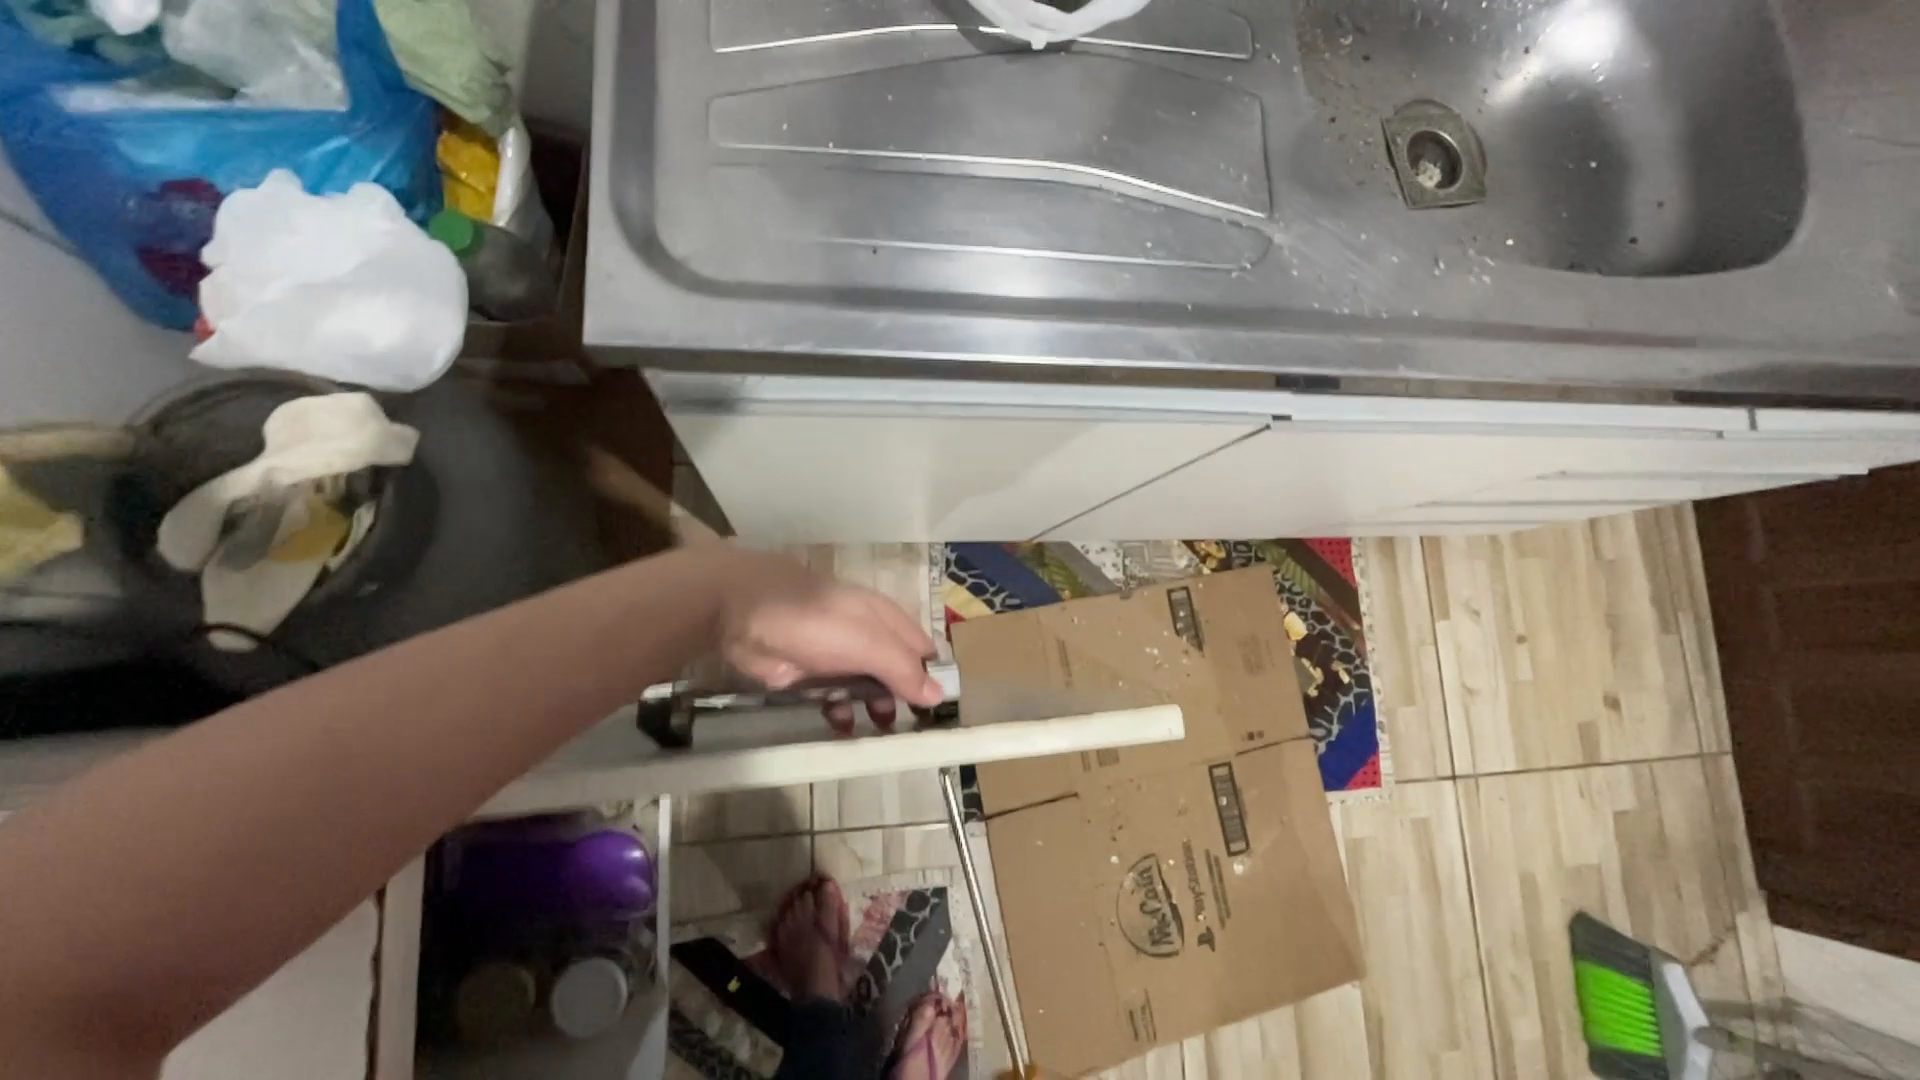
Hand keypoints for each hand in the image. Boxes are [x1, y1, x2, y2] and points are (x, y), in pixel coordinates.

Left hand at [695, 548, 943, 731]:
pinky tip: (841, 726)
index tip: (941, 711)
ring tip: (878, 730)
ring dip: (873, 708)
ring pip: (864, 687)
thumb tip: (939, 695)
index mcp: (883, 618)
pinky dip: (840, 712)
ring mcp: (834, 655)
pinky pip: (832, 697)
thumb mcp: (866, 642)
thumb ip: (902, 669)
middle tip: (909, 729)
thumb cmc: (813, 620)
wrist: (740, 613)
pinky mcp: (806, 675)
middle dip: (903, 698)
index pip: (920, 648)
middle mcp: (863, 635)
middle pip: (894, 671)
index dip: (932, 676)